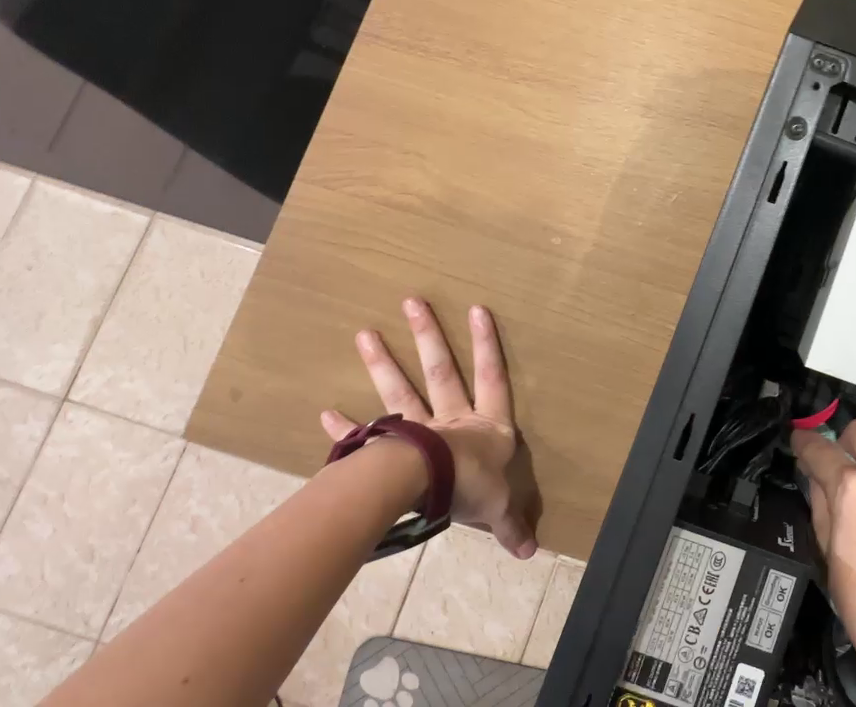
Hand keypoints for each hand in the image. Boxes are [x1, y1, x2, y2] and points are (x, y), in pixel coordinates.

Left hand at [323, 297, 542, 558]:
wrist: (430, 489)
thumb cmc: (472, 486)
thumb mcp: (498, 507)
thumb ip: (509, 525)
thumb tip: (530, 553)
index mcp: (485, 426)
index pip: (492, 376)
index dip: (487, 345)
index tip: (477, 309)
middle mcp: (452, 419)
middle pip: (441, 370)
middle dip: (427, 336)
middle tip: (411, 302)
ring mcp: (417, 431)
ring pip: (401, 390)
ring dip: (382, 363)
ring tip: (363, 334)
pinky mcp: (387, 448)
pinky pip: (363, 436)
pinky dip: (344, 428)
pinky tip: (325, 414)